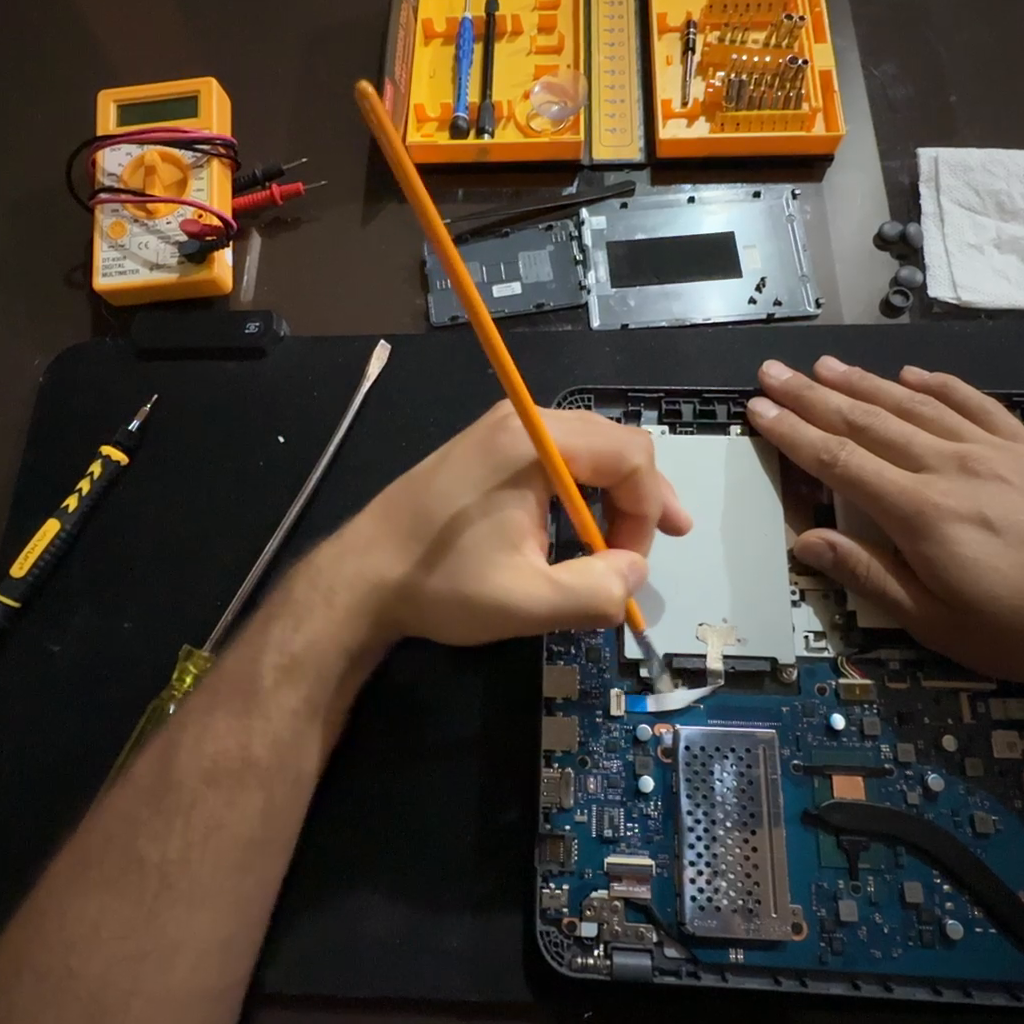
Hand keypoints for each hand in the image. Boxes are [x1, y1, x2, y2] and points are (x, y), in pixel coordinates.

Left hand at [330, 401, 692, 647]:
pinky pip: (556, 456)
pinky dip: (582, 488)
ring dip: (614, 492)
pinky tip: (580, 523)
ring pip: (588, 447)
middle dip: (640, 496)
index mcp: (532, 444)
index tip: (632, 565)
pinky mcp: (486, 447)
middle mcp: (520, 421)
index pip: (629, 456)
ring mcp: (500, 429)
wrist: (362, 575)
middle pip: (613, 442)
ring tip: (623, 539)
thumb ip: (597, 592)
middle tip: (660, 541)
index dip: (648, 510)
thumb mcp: (527, 602)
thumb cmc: (440, 584)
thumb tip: (636, 573)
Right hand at [747, 357, 1023, 692]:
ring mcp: (992, 453)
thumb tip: (805, 541)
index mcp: (918, 511)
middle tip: (773, 371)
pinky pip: (975, 406)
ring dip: (864, 382)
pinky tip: (913, 375)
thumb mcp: (932, 620)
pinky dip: (939, 386)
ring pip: (913, 406)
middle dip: (811, 395)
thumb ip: (865, 573)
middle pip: (867, 421)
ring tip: (823, 365)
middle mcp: (948, 467)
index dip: (791, 433)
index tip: (758, 408)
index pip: (838, 460)